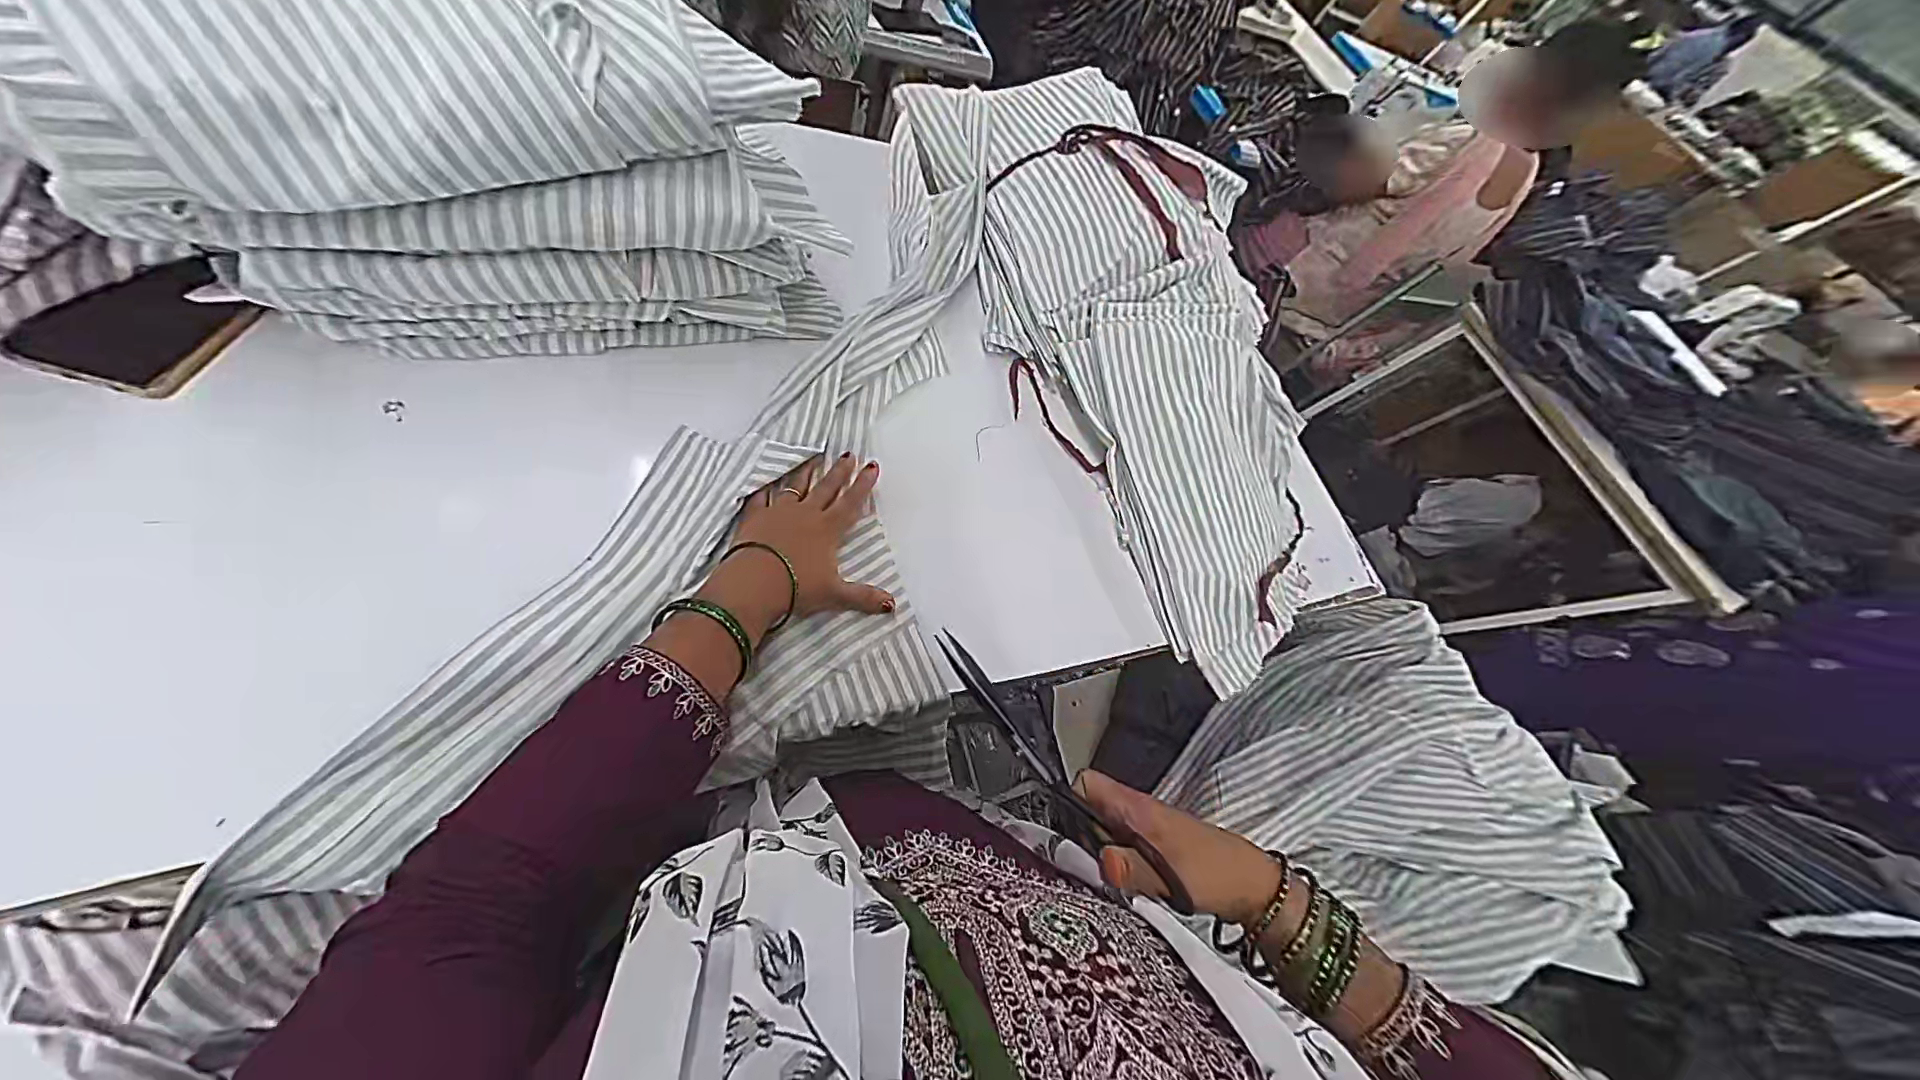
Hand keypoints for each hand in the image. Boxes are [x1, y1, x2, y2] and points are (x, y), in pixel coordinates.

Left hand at [727, 454, 893, 620]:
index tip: (871, 467)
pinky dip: (763, 489)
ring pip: (796, 487)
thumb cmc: (796, 587)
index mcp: (828, 530)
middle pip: (827, 488)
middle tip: (847, 455)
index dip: (862, 485)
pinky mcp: (755, 517)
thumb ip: (862, 596)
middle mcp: (806, 515)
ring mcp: (779, 513)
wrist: (754, 583)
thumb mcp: (834, 594)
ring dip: (806, 472)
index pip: (850, 503)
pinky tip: (764, 483)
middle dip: (839, 471)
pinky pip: (761, 498)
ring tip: (813, 458)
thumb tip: (891, 605)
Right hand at [1074, 770, 1284, 926]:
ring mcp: (1140, 832)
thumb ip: (1132, 869)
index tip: (1055, 829)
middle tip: (1071, 864)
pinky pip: (1115, 848)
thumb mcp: (1170, 876)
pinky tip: (1115, 888)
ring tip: (1092, 879)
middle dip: (1073, 834)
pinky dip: (1110, 865)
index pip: (1085, 784)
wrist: (1253, 889)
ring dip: (1092, 853)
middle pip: (1086, 809)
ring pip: (1099, 831)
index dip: (1066, 799)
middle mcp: (1133, 814)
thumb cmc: (1215, 872)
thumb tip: (1100, 861)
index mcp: (1134, 807)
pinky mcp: (1147, 850)